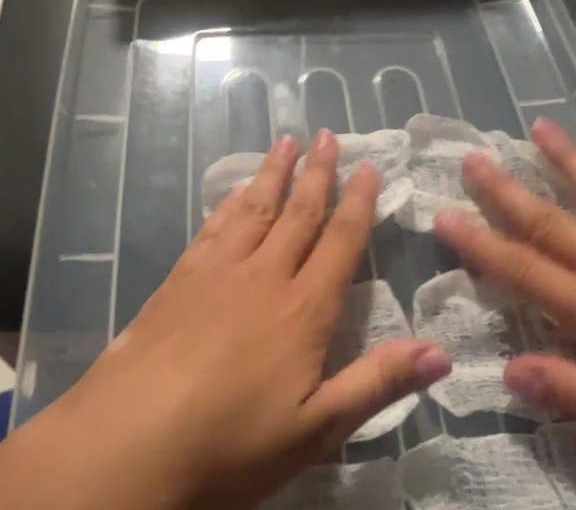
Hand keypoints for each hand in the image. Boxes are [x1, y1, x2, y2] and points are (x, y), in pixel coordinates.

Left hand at [30, 130, 448, 509]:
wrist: (134, 437)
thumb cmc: (233, 441)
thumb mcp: (317, 427)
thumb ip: (378, 383)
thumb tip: (441, 350)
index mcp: (304, 309)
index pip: (340, 243)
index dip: (358, 203)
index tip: (369, 166)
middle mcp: (264, 276)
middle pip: (299, 213)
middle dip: (318, 172)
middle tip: (328, 134)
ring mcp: (218, 271)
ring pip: (255, 208)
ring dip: (273, 173)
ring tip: (286, 142)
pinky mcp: (181, 277)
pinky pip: (214, 226)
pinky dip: (230, 202)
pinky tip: (235, 191)